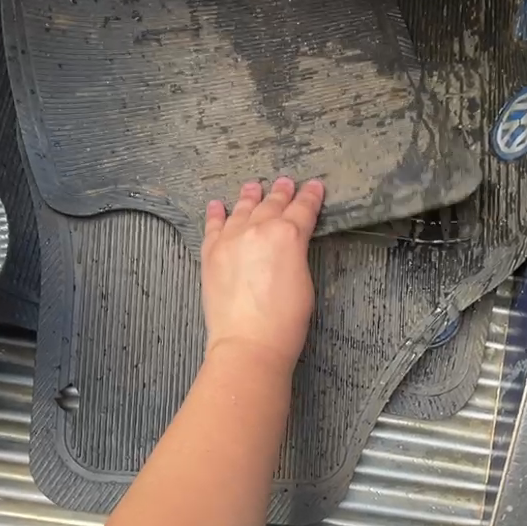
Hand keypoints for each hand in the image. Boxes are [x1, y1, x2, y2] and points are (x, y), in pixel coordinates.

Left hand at [200, 177, 324, 370]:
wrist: (248, 343)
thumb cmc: (285, 323)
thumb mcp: (305, 284)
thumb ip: (296, 256)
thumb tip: (288, 247)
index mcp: (288, 236)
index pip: (303, 210)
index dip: (311, 197)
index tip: (315, 186)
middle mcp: (258, 229)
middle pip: (272, 204)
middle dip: (281, 192)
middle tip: (286, 182)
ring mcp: (231, 238)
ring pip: (242, 208)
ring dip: (250, 196)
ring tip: (254, 186)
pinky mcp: (211, 252)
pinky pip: (213, 225)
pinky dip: (216, 213)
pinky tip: (217, 205)